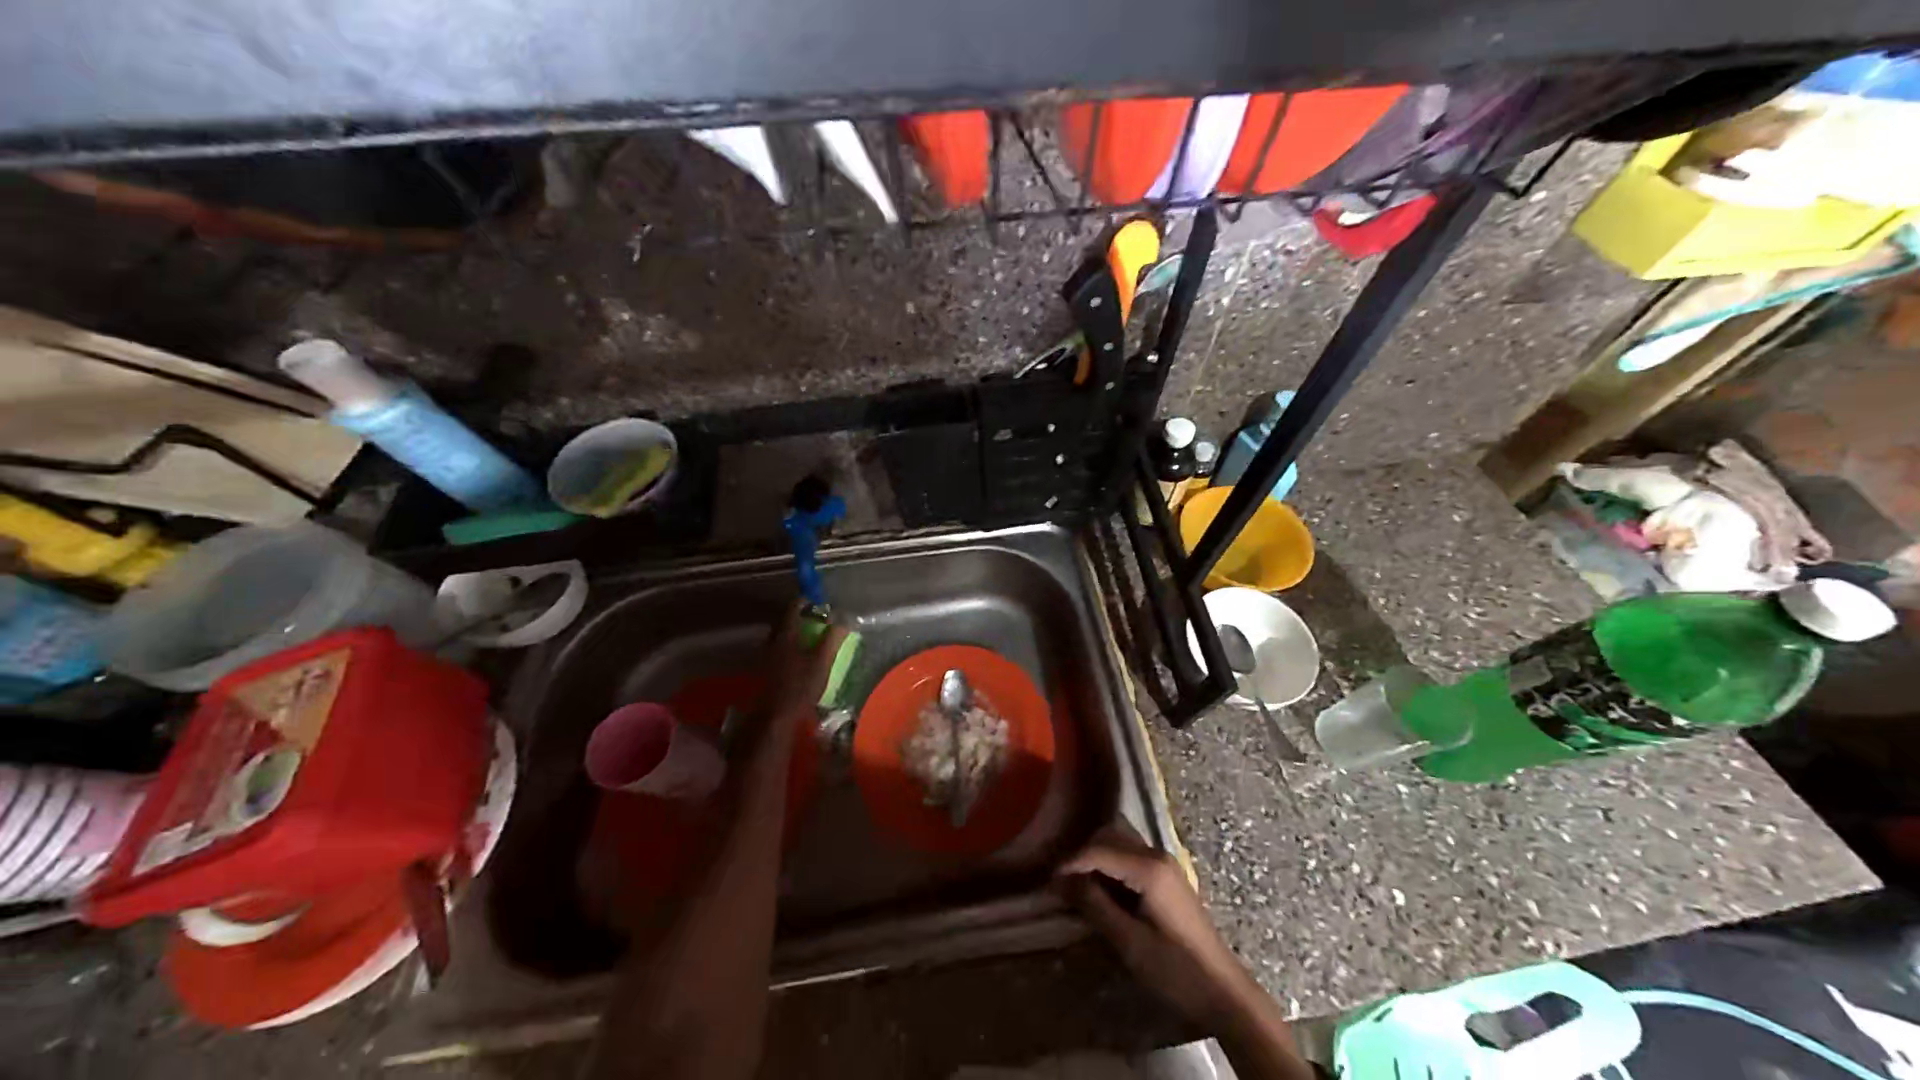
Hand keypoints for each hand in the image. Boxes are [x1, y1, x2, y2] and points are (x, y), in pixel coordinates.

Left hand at [759, 601, 848, 730]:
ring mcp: (767, 655)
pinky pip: (779, 649)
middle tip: (817, 620)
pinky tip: (800, 658)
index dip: (806, 601)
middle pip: (785, 620)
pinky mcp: (766, 669)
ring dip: (795, 633)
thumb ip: (832, 639)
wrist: (776, 715)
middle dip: (801, 617)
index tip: (819, 602)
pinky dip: (790, 647)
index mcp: (786, 634)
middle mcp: (773, 640)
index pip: (794, 607)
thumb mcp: (822, 662)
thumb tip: (843, 621)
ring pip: (781, 636)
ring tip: (811, 639)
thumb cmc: (801, 686)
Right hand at [1057, 826, 1262, 1032]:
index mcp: (1149, 868)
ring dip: (1096, 857)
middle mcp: (1157, 855)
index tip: (1047, 881)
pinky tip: (1100, 887)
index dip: (1070, 864)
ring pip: (1120, 842)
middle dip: (1081, 854)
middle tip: (1060, 881)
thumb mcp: (1128, 941)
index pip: (1098, 851)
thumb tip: (1062, 880)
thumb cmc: (1175, 969)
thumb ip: (1094, 905)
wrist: (1223, 991)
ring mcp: (1165, 863)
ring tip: (1076, 883)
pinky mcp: (1167, 876)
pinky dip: (1110, 864)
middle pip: (1109, 836)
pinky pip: (1130, 855)